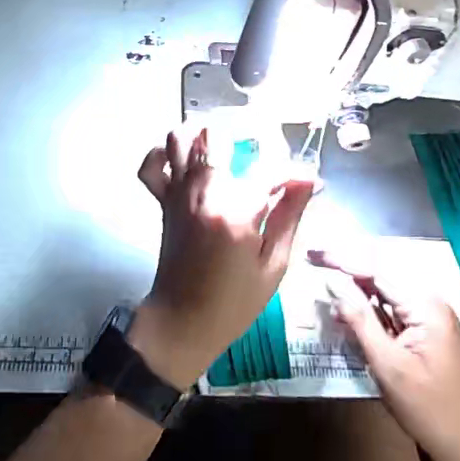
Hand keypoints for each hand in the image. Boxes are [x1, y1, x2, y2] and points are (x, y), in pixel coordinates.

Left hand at [131, 128, 313, 386]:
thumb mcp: (274, 266)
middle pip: (221, 136)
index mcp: (235, 213)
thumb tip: (309, 179)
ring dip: (206, 136)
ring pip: (182, 139)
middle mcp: (203, 193)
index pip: (270, 169)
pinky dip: (163, 155)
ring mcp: (178, 194)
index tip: (306, 184)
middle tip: (267, 157)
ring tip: (229, 149)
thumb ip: (290, 216)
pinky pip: (151, 166)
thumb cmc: (234, 304)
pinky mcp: (163, 202)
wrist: (181, 325)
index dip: (294, 173)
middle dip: (251, 135)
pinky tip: (185, 160)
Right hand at [318, 251, 459, 460]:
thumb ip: (360, 321)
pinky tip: (351, 314)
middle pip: (383, 277)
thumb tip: (335, 284)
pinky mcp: (430, 334)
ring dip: (359, 292)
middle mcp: (431, 303)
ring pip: (388, 295)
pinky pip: (396, 312)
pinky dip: (373, 312)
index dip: (343, 260)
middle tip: (315, 262)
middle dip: (349, 270)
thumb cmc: (428, 408)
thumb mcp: (388, 365)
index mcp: (425, 305)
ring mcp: (433, 318)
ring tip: (327, 287)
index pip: (377, 271)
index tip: (314, 253)